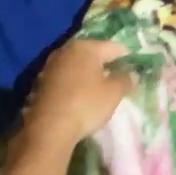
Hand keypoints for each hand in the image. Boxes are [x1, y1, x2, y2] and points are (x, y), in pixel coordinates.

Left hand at [19, 40, 133, 154]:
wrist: (49, 127)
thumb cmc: (86, 105)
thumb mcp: (113, 93)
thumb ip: (125, 80)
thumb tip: (132, 73)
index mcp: (86, 47)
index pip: (114, 47)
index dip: (127, 58)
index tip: (134, 70)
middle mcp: (66, 49)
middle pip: (93, 53)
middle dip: (106, 64)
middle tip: (117, 79)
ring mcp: (51, 64)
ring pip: (77, 64)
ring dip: (88, 73)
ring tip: (98, 88)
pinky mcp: (41, 80)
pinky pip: (65, 76)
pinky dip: (74, 82)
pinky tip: (79, 95)